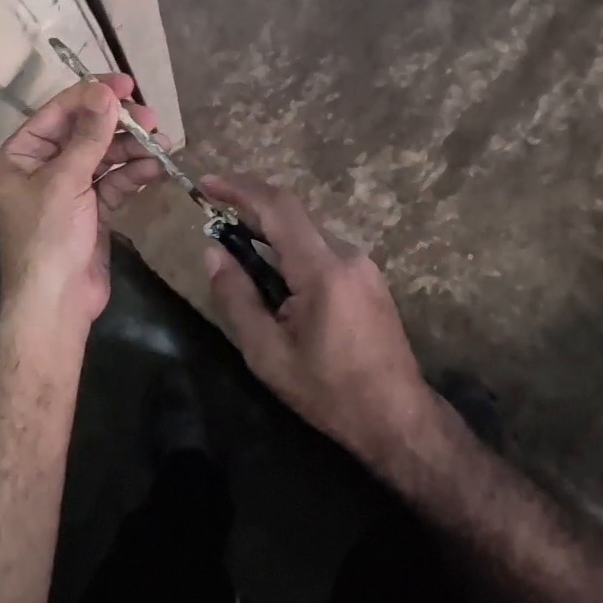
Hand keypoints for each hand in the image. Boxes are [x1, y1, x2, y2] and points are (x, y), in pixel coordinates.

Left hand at [0, 73, 164, 333]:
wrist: (55, 302)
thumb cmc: (48, 238)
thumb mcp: (65, 181)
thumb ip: (88, 136)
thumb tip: (106, 92)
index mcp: (22, 154)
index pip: (60, 112)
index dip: (92, 95)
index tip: (127, 84)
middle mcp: (43, 166)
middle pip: (85, 132)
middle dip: (118, 125)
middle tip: (152, 120)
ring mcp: (69, 189)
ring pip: (103, 156)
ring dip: (132, 149)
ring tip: (162, 145)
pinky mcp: (92, 211)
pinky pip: (114, 182)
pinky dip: (134, 173)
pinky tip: (156, 168)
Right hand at [201, 175, 440, 467]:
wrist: (397, 419)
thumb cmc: (327, 391)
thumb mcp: (266, 352)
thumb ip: (236, 297)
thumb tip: (212, 251)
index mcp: (323, 271)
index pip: (278, 208)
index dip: (239, 189)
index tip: (205, 183)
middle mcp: (348, 256)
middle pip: (293, 217)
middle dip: (250, 212)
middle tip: (212, 222)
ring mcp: (364, 267)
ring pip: (307, 234)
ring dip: (270, 235)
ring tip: (236, 254)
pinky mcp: (370, 280)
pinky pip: (322, 251)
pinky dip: (290, 251)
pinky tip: (273, 278)